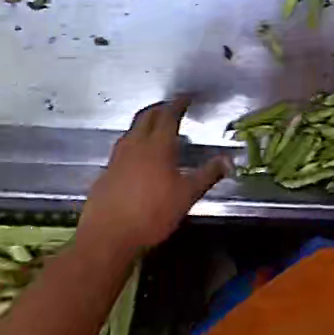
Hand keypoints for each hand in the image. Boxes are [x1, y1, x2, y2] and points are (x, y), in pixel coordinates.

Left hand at [79, 98, 230, 253]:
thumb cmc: (152, 214)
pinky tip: (138, 156)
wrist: (108, 237)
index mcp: (157, 146)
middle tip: (171, 108)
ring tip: (155, 127)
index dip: (178, 104)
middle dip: (159, 109)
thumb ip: (207, 175)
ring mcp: (117, 159)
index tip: (186, 98)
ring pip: (131, 131)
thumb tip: (227, 159)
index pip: (168, 116)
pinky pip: (122, 148)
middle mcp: (135, 146)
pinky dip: (134, 142)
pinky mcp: (106, 173)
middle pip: (145, 117)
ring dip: (144, 123)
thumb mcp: (187, 195)